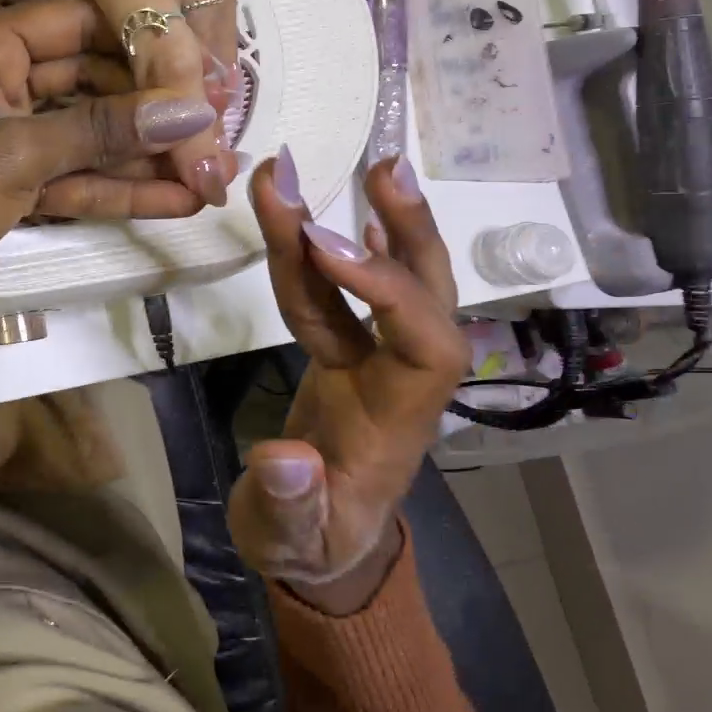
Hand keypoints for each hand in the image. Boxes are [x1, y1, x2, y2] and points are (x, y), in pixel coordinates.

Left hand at [0, 0, 240, 208]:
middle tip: (205, 184)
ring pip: (221, 22)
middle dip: (205, 121)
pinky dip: (214, 38)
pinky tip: (201, 72)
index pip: (161, 50)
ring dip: (214, 83)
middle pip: (202, 50)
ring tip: (206, 143)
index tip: (199, 174)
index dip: (181, 118)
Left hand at [0, 0, 233, 350]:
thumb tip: (189, 113)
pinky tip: (174, 202)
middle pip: (90, 84)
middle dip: (151, 113)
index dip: (144, 45)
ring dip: (141, 158)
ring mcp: (5, 134)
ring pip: (85, 136)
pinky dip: (113, 190)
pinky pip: (70, 176)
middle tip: (218, 134)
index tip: (205, 66)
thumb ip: (101, 131)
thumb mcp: (14, 154)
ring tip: (211, 175)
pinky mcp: (10, 182)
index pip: (79, 25)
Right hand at [225, 150, 471, 614]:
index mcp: (393, 424)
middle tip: (383, 168)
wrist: (316, 546)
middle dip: (408, 235)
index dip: (382, 287)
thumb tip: (286, 455)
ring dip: (378, 224)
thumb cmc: (305, 547)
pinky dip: (349, 253)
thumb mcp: (285, 541)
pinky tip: (352, 216)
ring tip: (373, 164)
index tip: (321, 238)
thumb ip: (288, 506)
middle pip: (427, 301)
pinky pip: (348, 298)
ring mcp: (373, 368)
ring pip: (389, 289)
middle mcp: (397, 384)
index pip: (420, 345)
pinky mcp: (346, 359)